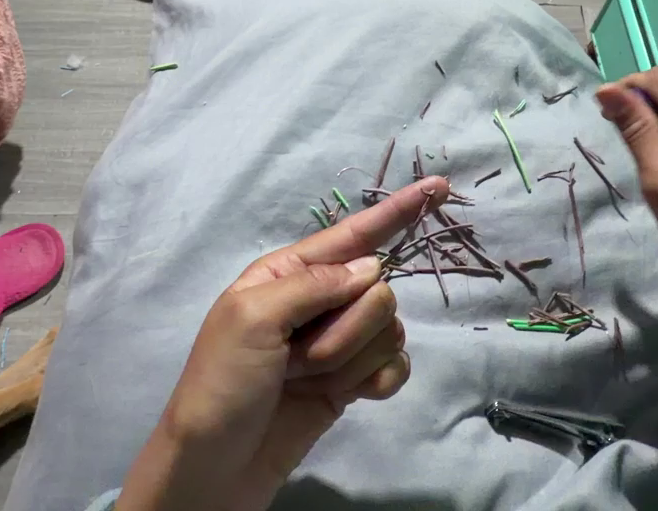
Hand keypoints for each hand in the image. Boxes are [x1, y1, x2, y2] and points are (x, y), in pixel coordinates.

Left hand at [117, 177, 447, 510]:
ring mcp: (340, 341)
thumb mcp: (252, 318)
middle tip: (298, 357)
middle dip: (346, 328)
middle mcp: (321, 299)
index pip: (355, 234)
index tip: (440, 187)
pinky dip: (377, 381)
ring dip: (350, 360)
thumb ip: (315, 285)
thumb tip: (373, 268)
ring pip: (388, 328)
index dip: (398, 211)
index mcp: (291, 271)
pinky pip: (395, 365)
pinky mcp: (354, 381)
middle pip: (378, 289)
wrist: (216, 469)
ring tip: (306, 380)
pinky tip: (350, 396)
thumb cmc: (222, 382)